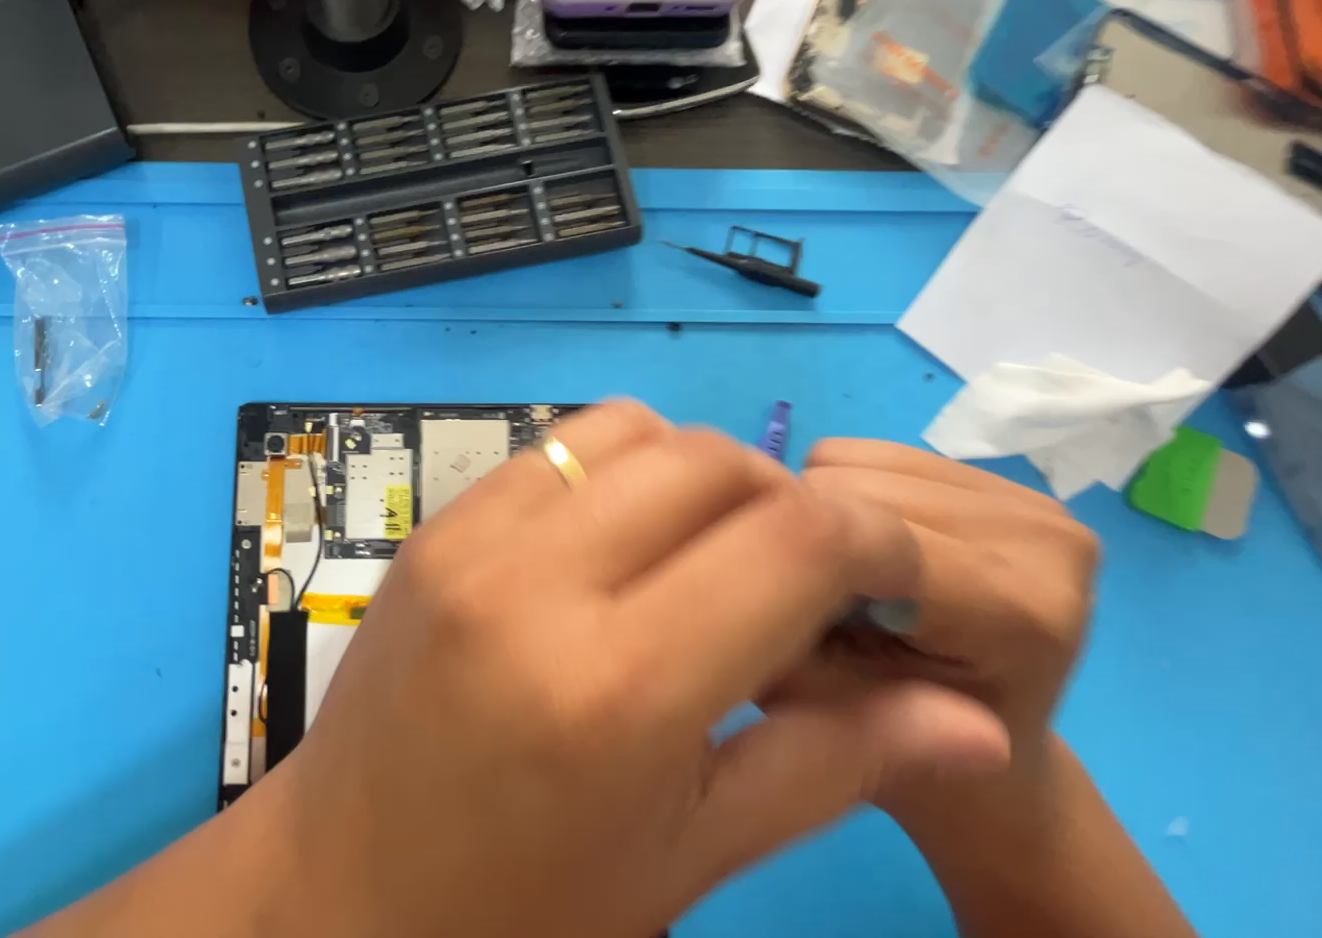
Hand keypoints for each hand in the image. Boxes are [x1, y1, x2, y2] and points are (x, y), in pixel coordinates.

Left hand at [253, 403, 1008, 937]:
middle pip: (715, 461)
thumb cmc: (525, 900)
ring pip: (632, 431)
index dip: (873, 543)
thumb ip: (835, 764)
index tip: (888, 579)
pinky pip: (553, 448)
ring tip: (705, 551)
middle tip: (795, 574)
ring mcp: (470, 539)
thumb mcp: (690, 852)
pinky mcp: (434, 527)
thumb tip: (977, 722)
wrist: (344, 884)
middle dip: (787, 501)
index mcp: (619, 684)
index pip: (794, 539)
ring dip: (699, 472)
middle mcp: (538, 582)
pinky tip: (619, 541)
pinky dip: (616, 470)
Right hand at [789, 439, 1100, 813]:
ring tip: (841, 581)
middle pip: (849, 481)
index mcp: (1014, 612)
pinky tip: (871, 554)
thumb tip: (729, 531)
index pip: (850, 526)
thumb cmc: (895, 757)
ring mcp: (1040, 507)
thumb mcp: (812, 711)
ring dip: (819, 512)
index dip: (779, 550)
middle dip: (800, 532)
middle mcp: (1046, 541)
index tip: (754, 593)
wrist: (989, 770)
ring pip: (853, 459)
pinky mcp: (1016, 487)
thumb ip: (779, 625)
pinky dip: (847, 493)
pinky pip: (874, 452)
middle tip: (803, 597)